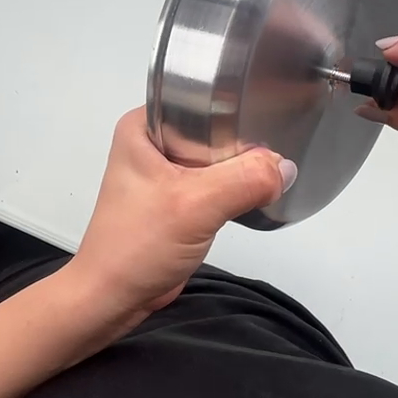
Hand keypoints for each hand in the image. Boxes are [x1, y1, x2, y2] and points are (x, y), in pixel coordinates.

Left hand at [65, 108, 294, 324]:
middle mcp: (151, 144)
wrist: (113, 297)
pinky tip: (251, 196)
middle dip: (241, 144)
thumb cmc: (135, 247)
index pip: (201, 99)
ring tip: (265, 176)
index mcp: (143, 126)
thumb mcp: (196, 205)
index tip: (268, 122)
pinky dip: (233, 191)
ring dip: (238, 171)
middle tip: (273, 153)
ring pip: (217, 159)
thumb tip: (284, 168)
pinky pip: (215, 184)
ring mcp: (164, 173)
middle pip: (214, 128)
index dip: (235, 110)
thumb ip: (245, 180)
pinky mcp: (176, 200)